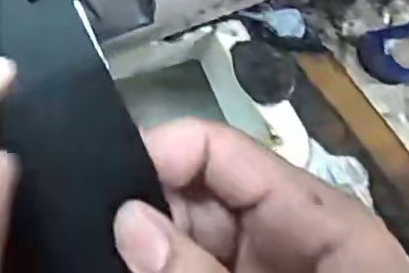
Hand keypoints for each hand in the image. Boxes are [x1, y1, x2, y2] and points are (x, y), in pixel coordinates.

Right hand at [112, 119, 408, 272]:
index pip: (217, 148)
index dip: (158, 151)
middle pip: (192, 193)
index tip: (104, 183)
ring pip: (185, 239)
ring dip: (147, 250)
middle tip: (95, 236)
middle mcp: (286, 237)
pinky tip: (127, 272)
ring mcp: (265, 272)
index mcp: (313, 218)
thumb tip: (126, 218)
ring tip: (103, 256)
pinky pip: (192, 272)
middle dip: (144, 210)